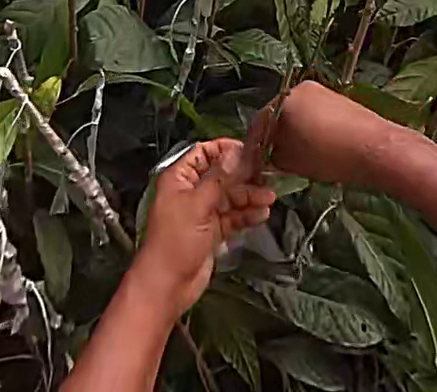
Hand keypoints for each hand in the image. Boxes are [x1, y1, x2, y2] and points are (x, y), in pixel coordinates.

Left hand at [132, 138, 274, 316]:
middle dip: (243, 176)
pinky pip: (232, 217)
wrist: (166, 287)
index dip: (225, 149)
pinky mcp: (212, 231)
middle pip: (221, 176)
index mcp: (180, 178)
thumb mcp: (198, 204)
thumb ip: (219, 178)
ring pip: (230, 197)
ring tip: (269, 198)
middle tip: (267, 176)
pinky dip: (246, 215)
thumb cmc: (176, 240)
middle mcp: (192, 191)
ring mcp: (203, 212)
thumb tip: (236, 152)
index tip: (249, 150)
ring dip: (249, 197)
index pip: (204, 153)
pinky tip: (261, 214)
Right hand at [250, 82, 406, 189]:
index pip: (259, 122)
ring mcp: (320, 92)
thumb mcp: (292, 161)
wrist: (375, 148)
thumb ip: (271, 157)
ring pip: (296, 114)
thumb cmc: (328, 154)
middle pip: (277, 115)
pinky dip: (309, 130)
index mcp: (284, 99)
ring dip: (291, 133)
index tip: (253, 165)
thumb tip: (265, 157)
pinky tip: (316, 149)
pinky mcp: (337, 99)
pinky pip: (313, 114)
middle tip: (272, 161)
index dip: (254, 146)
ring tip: (295, 158)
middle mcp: (299, 88)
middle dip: (274, 138)